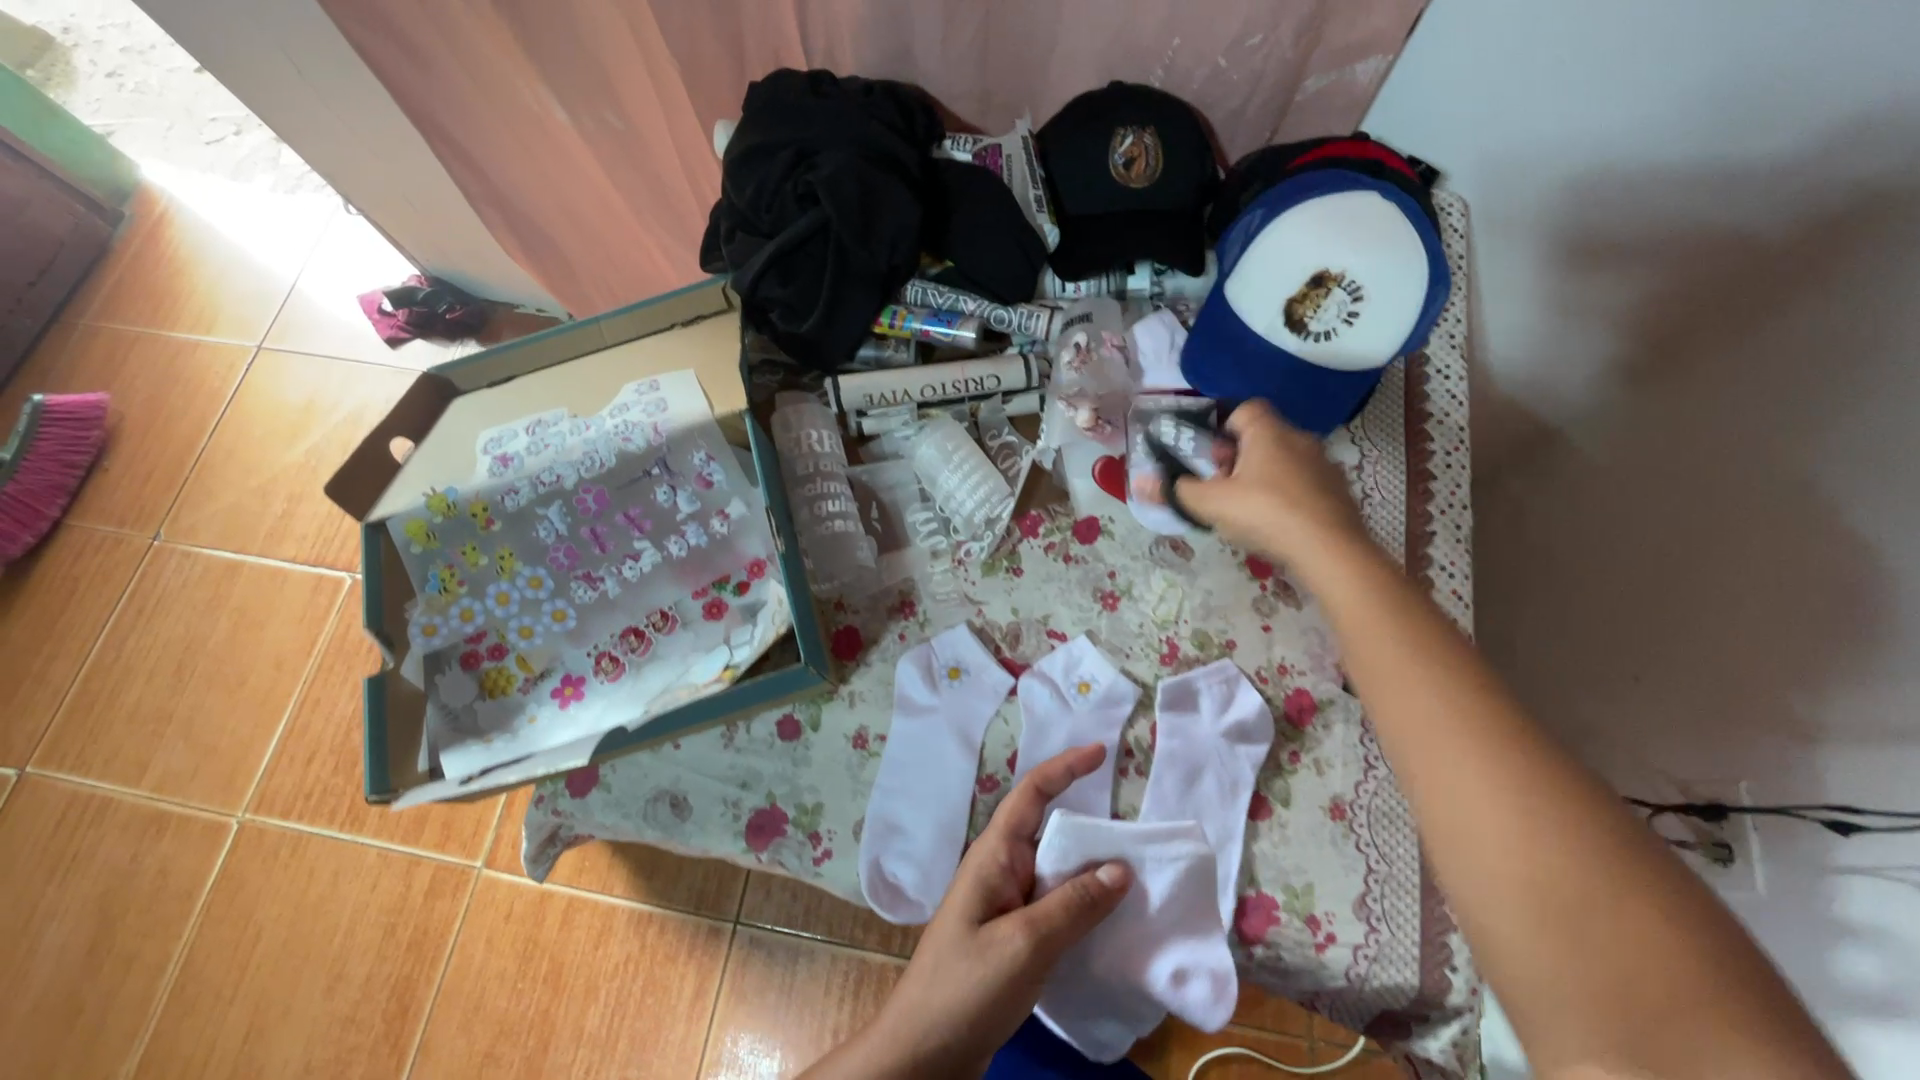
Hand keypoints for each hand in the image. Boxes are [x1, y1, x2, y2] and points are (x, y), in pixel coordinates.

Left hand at [808, 745, 1131, 1078]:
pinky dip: (1083, 907)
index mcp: (993, 858)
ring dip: (1091, 870)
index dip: (1064, 768)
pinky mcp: (1011, 940)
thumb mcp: (1025, 944)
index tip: (1100, 751)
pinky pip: (1054, 908)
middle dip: (1089, 825)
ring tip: (1139, 875)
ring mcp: (1004, 908)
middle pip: (1048, 833)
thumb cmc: (965, 988)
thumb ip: (1073, 905)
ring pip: (1055, 874)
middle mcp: (998, 873)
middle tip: (1139, 832)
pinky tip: (1111, 923)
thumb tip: (1120, 867)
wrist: (923, 1053)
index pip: (1030, 795)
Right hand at [1169, 399, 1366, 569]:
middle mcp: (1300, 439)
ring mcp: (1324, 466)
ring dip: (1265, 479)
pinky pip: (1306, 486)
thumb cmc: (1265, 514)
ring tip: (1249, 511)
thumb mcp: (1210, 504)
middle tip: (1223, 489)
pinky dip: (1289, 498)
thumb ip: (1175, 491)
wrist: (1331, 551)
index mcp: (1268, 432)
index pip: (1245, 409)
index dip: (1224, 427)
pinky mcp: (1339, 492)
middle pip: (1263, 437)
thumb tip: (1139, 482)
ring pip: (1285, 463)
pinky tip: (1279, 526)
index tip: (1212, 458)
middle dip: (1240, 459)